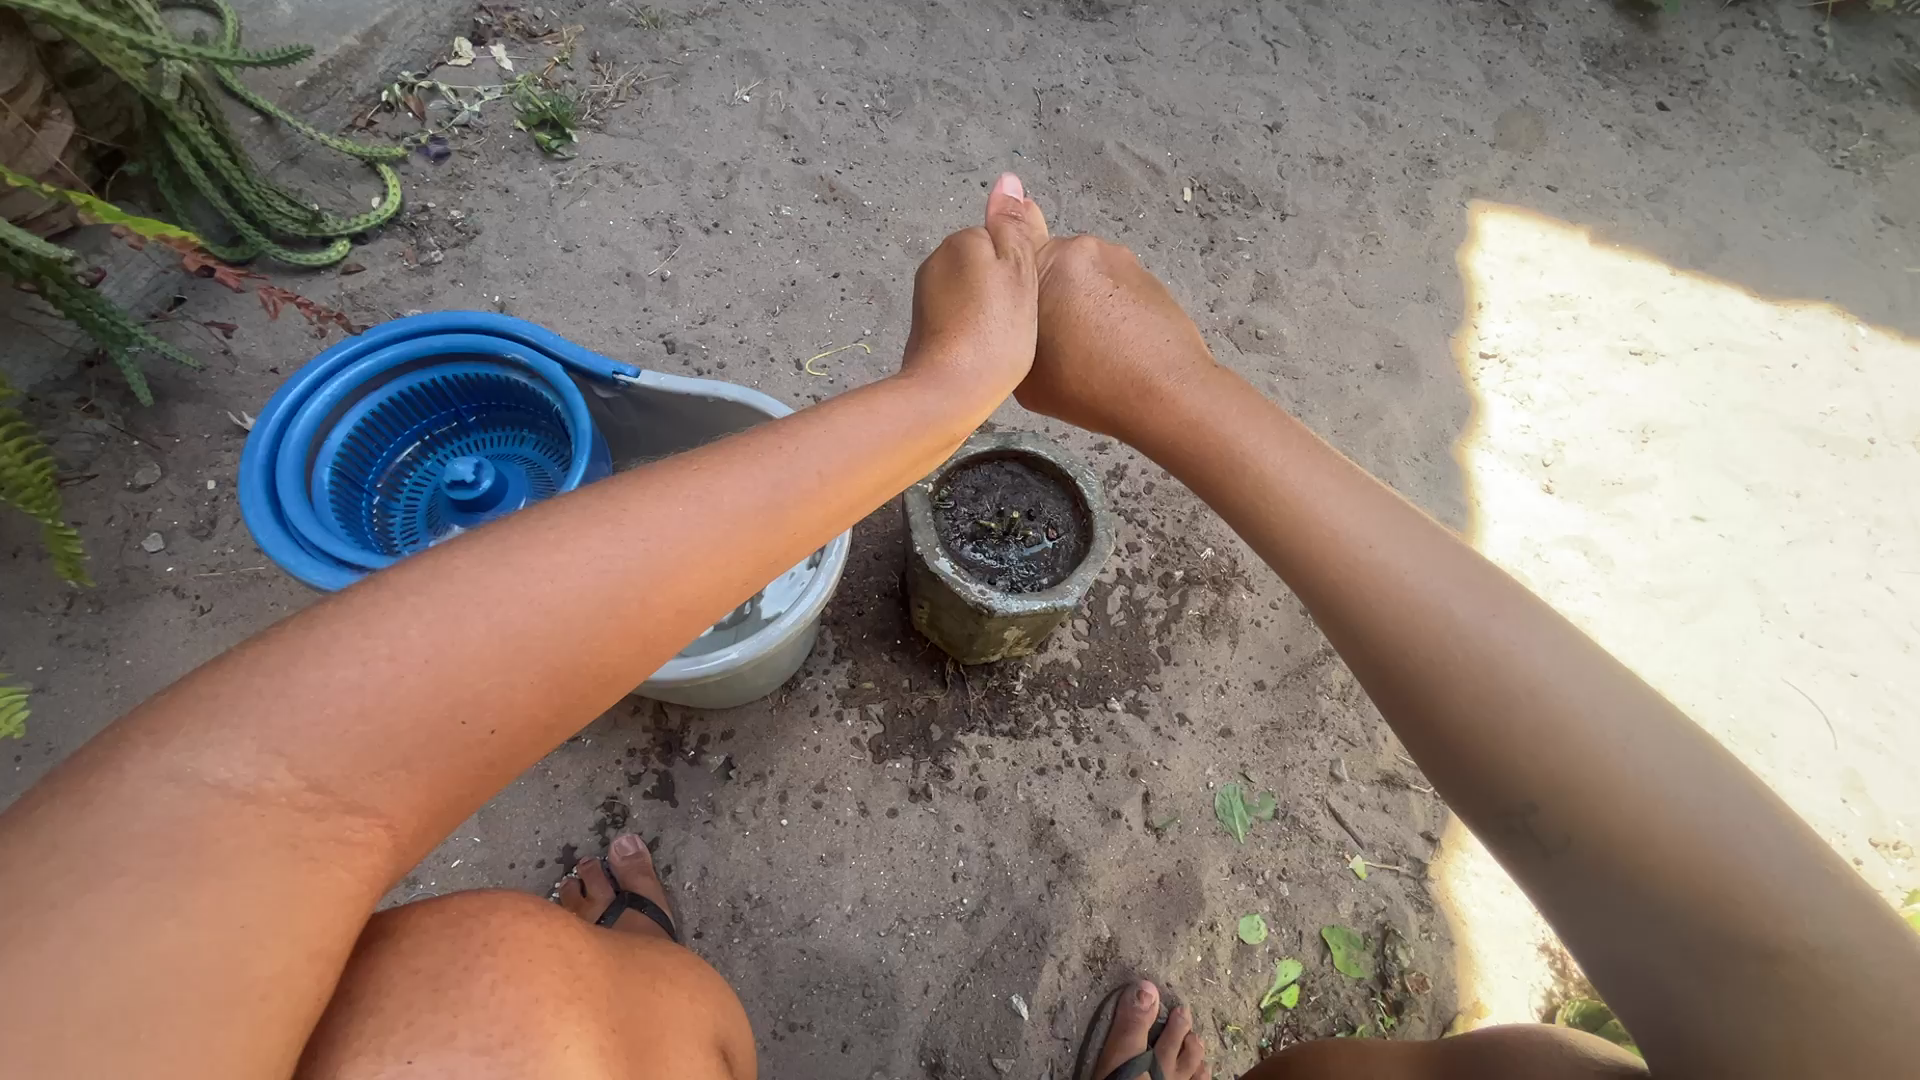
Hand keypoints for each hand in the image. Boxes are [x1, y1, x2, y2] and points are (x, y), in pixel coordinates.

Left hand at [900, 173, 1050, 397]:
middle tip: (1016, 323)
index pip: (1001, 241)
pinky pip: (958, 322)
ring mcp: (925, 299)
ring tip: (1000, 342)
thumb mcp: (1018, 271)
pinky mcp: (923, 332)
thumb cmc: (994, 331)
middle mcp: (936, 264)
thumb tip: (1007, 179)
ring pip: (971, 296)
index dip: (1020, 270)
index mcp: (961, 242)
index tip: (1026, 299)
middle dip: (1001, 290)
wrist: (949, 391)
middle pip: (984, 268)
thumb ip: (1013, 226)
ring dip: (987, 314)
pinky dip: (971, 334)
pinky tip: (982, 354)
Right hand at [1018, 235, 1219, 444]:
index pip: (1011, 250)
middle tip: (1045, 337)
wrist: (1165, 394)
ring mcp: (1121, 261)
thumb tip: (1009, 324)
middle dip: (1045, 295)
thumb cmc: (1092, 386)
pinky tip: (1109, 346)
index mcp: (1049, 261)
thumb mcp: (1023, 372)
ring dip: (1077, 303)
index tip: (1010, 308)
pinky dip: (1106, 312)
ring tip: (1082, 347)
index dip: (1008, 283)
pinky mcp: (1147, 277)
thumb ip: (1008, 333)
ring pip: (1082, 278)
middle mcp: (1085, 249)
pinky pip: (1112, 290)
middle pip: (1048, 265)